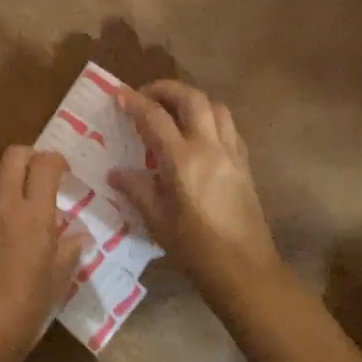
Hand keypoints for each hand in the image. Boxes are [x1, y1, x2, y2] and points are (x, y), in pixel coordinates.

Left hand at [0, 147, 86, 358]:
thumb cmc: (26, 305)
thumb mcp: (58, 278)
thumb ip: (70, 248)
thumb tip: (78, 234)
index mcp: (36, 214)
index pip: (47, 165)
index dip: (57, 161)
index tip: (62, 172)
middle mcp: (6, 201)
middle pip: (15, 154)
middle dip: (30, 156)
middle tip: (36, 173)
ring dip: (2, 169)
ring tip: (9, 186)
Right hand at [109, 81, 280, 292]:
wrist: (245, 271)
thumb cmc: (196, 250)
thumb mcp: (157, 222)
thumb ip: (137, 189)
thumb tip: (116, 172)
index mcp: (183, 161)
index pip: (155, 117)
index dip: (135, 102)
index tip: (119, 93)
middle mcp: (210, 148)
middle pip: (191, 98)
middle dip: (166, 89)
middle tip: (146, 96)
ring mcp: (231, 153)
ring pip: (215, 106)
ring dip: (192, 99)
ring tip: (173, 110)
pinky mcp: (245, 164)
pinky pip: (228, 126)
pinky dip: (211, 118)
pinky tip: (198, 134)